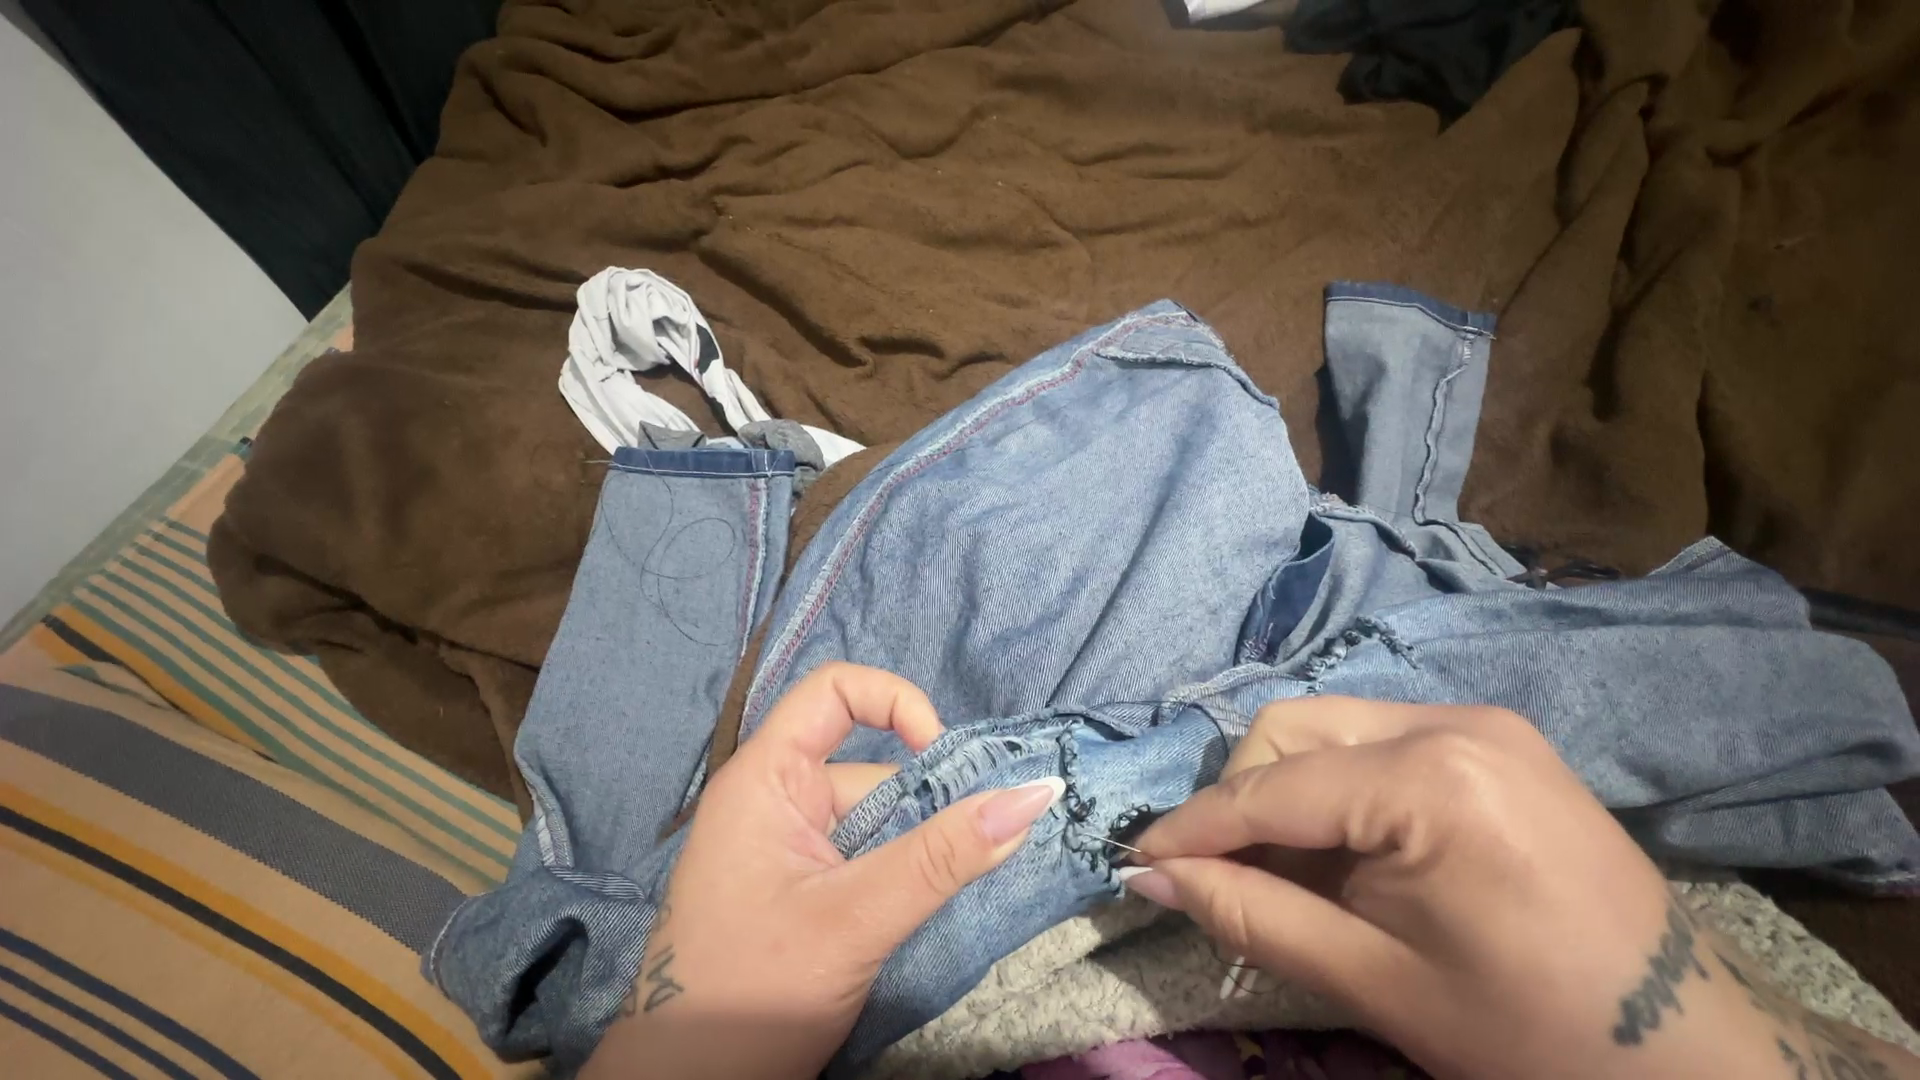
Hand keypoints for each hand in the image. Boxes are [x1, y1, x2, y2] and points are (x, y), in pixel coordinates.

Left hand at [580, 662, 1063, 1079]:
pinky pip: (863, 855)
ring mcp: (786, 845)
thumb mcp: (856, 919)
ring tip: (937, 898)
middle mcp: (775, 798)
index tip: (941, 758)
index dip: (896, 702)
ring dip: (916, 851)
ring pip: (874, 819)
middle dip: (923, 807)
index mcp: (766, 778)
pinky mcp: (799, 885)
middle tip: (969, 855)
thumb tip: (1036, 793)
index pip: (834, 691)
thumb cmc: (751, 994)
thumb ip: (945, 857)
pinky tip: (916, 910)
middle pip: (869, 766)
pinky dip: (898, 875)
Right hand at [1121, 697, 1825, 1079]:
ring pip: (1326, 725)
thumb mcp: (1371, 982)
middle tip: (1222, 870)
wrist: (1695, 1062)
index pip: (1273, 789)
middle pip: (1291, 729)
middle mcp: (1452, 721)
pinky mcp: (1492, 736)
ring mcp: (1478, 720)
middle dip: (1240, 797)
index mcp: (1434, 781)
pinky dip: (1332, 783)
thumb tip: (1149, 875)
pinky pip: (1372, 738)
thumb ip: (1248, 915)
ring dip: (1282, 786)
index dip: (1195, 826)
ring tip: (1285, 863)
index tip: (1139, 858)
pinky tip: (1342, 844)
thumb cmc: (1531, 1037)